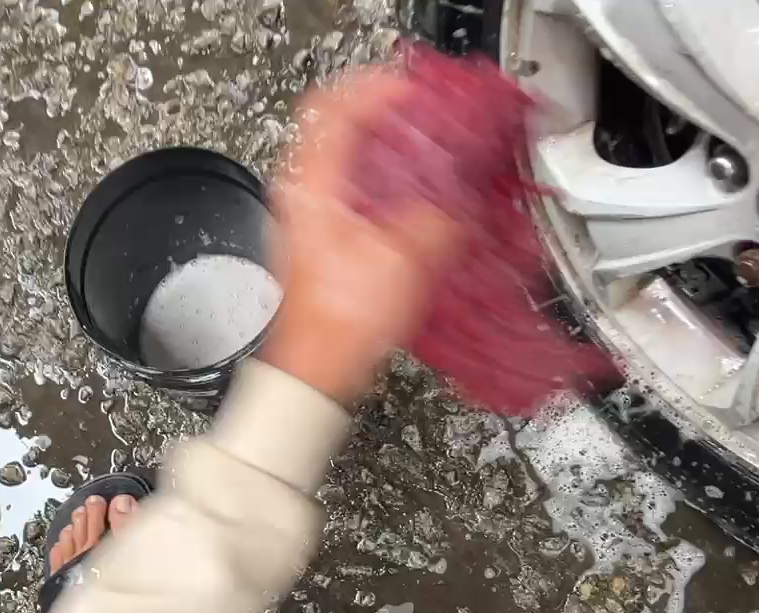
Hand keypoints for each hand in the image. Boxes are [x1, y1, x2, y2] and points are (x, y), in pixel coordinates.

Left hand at [263, 68, 462, 406]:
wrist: (314, 376)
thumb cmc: (336, 328)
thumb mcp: (402, 262)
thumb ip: (435, 220)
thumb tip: (456, 206)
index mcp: (311, 189)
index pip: (334, 108)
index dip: (377, 90)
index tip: (411, 95)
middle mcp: (302, 202)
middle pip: (341, 134)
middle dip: (388, 125)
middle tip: (422, 125)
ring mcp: (308, 226)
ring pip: (349, 171)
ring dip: (388, 163)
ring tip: (424, 165)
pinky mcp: (321, 251)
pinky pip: (354, 204)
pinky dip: (384, 197)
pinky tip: (411, 212)